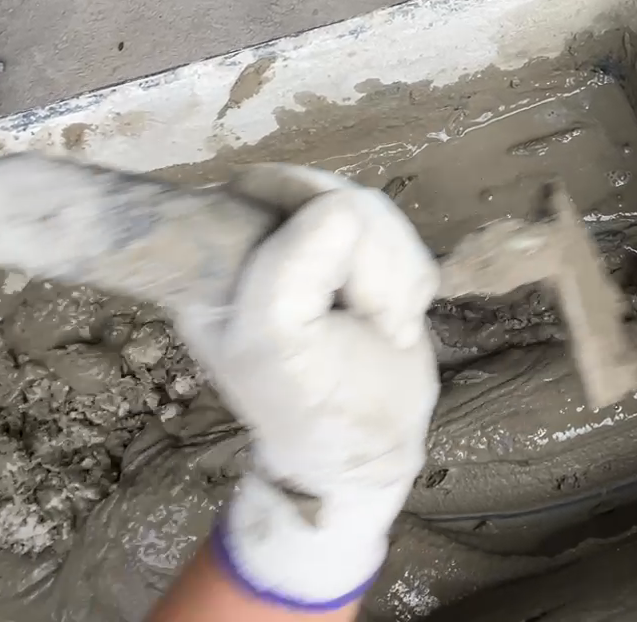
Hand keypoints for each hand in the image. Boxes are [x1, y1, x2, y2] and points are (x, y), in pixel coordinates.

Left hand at [190, 166, 439, 609]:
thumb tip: (340, 204)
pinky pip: (402, 232)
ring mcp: (319, 249)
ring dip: (397, 270)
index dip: (305, 210)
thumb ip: (289, 267)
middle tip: (373, 314)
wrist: (372, 450)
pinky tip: (399, 318)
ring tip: (389, 325)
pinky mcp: (365, 257)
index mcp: (223, 261)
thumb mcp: (276, 345)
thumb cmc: (313, 409)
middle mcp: (267, 245)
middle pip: (327, 192)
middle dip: (369, 253)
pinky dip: (414, 275)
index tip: (332, 275)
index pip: (259, 186)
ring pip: (372, 209)